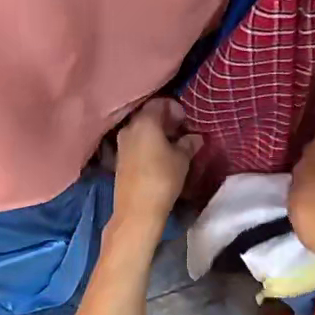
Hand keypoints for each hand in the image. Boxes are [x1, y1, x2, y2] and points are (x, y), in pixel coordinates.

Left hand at [113, 98, 202, 226]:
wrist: (137, 211)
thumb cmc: (162, 178)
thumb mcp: (182, 159)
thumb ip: (188, 143)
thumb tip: (194, 137)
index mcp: (145, 121)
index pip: (160, 103)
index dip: (175, 108)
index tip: (186, 121)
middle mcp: (129, 127)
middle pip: (148, 114)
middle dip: (165, 119)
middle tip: (182, 131)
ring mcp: (121, 143)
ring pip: (141, 129)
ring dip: (156, 132)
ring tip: (172, 145)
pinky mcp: (119, 158)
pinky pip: (135, 142)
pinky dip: (147, 143)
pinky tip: (159, 156)